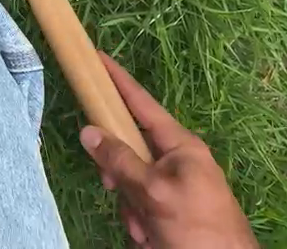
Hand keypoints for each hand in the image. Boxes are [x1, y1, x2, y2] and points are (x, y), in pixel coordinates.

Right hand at [81, 52, 256, 248]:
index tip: (97, 56)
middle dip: (119, 172)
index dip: (118, 79)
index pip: (142, 103)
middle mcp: (180, 162)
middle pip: (131, 147)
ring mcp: (179, 188)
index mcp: (181, 146)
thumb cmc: (198, 231)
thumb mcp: (154, 194)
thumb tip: (88, 131)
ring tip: (143, 229)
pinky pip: (144, 204)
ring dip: (131, 204)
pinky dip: (141, 220)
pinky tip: (149, 238)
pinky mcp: (177, 212)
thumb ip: (120, 161)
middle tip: (110, 186)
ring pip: (134, 180)